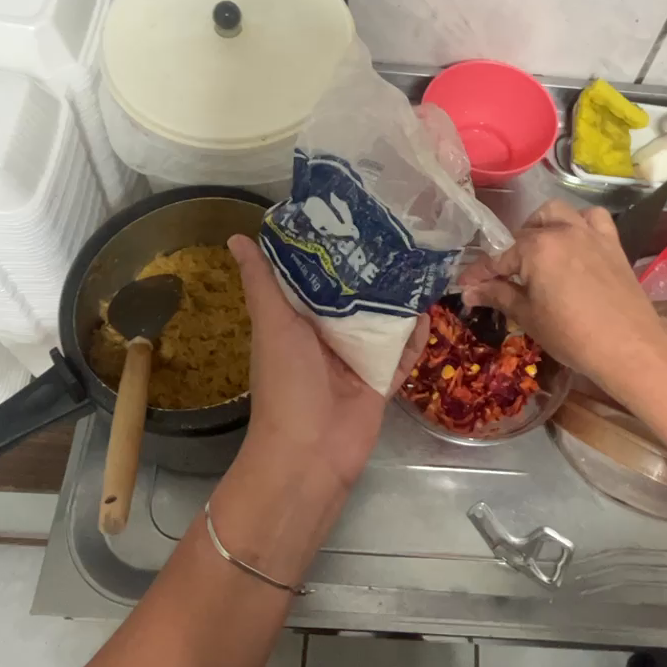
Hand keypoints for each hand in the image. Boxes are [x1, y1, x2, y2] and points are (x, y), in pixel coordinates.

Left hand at [226, 235, 423, 491]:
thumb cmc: (286, 383)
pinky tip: (430, 310)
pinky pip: (401, 354)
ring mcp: (355, 360)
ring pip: (381, 323)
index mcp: (296, 321)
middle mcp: (325, 337)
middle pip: (353, 298)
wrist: (310, 452)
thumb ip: (261, 282)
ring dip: (398, 301)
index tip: (350, 214)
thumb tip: (236, 236)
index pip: (314, 277)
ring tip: (421, 263)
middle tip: (398, 232)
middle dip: (371, 271)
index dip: (329, 249)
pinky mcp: (380, 382)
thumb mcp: (273, 324)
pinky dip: (414, 337)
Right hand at [458, 200, 666, 391]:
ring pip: (558, 214)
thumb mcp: (529, 317)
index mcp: (536, 249)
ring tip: (537, 250)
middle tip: (506, 277)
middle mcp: (561, 232)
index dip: (479, 273)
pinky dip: (580, 223)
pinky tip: (575, 241)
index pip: (498, 258)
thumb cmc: (572, 335)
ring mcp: (590, 234)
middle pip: (526, 232)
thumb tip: (470, 291)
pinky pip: (594, 219)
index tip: (465, 285)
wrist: (629, 347)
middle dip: (511, 251)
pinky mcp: (612, 243)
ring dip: (542, 225)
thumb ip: (498, 296)